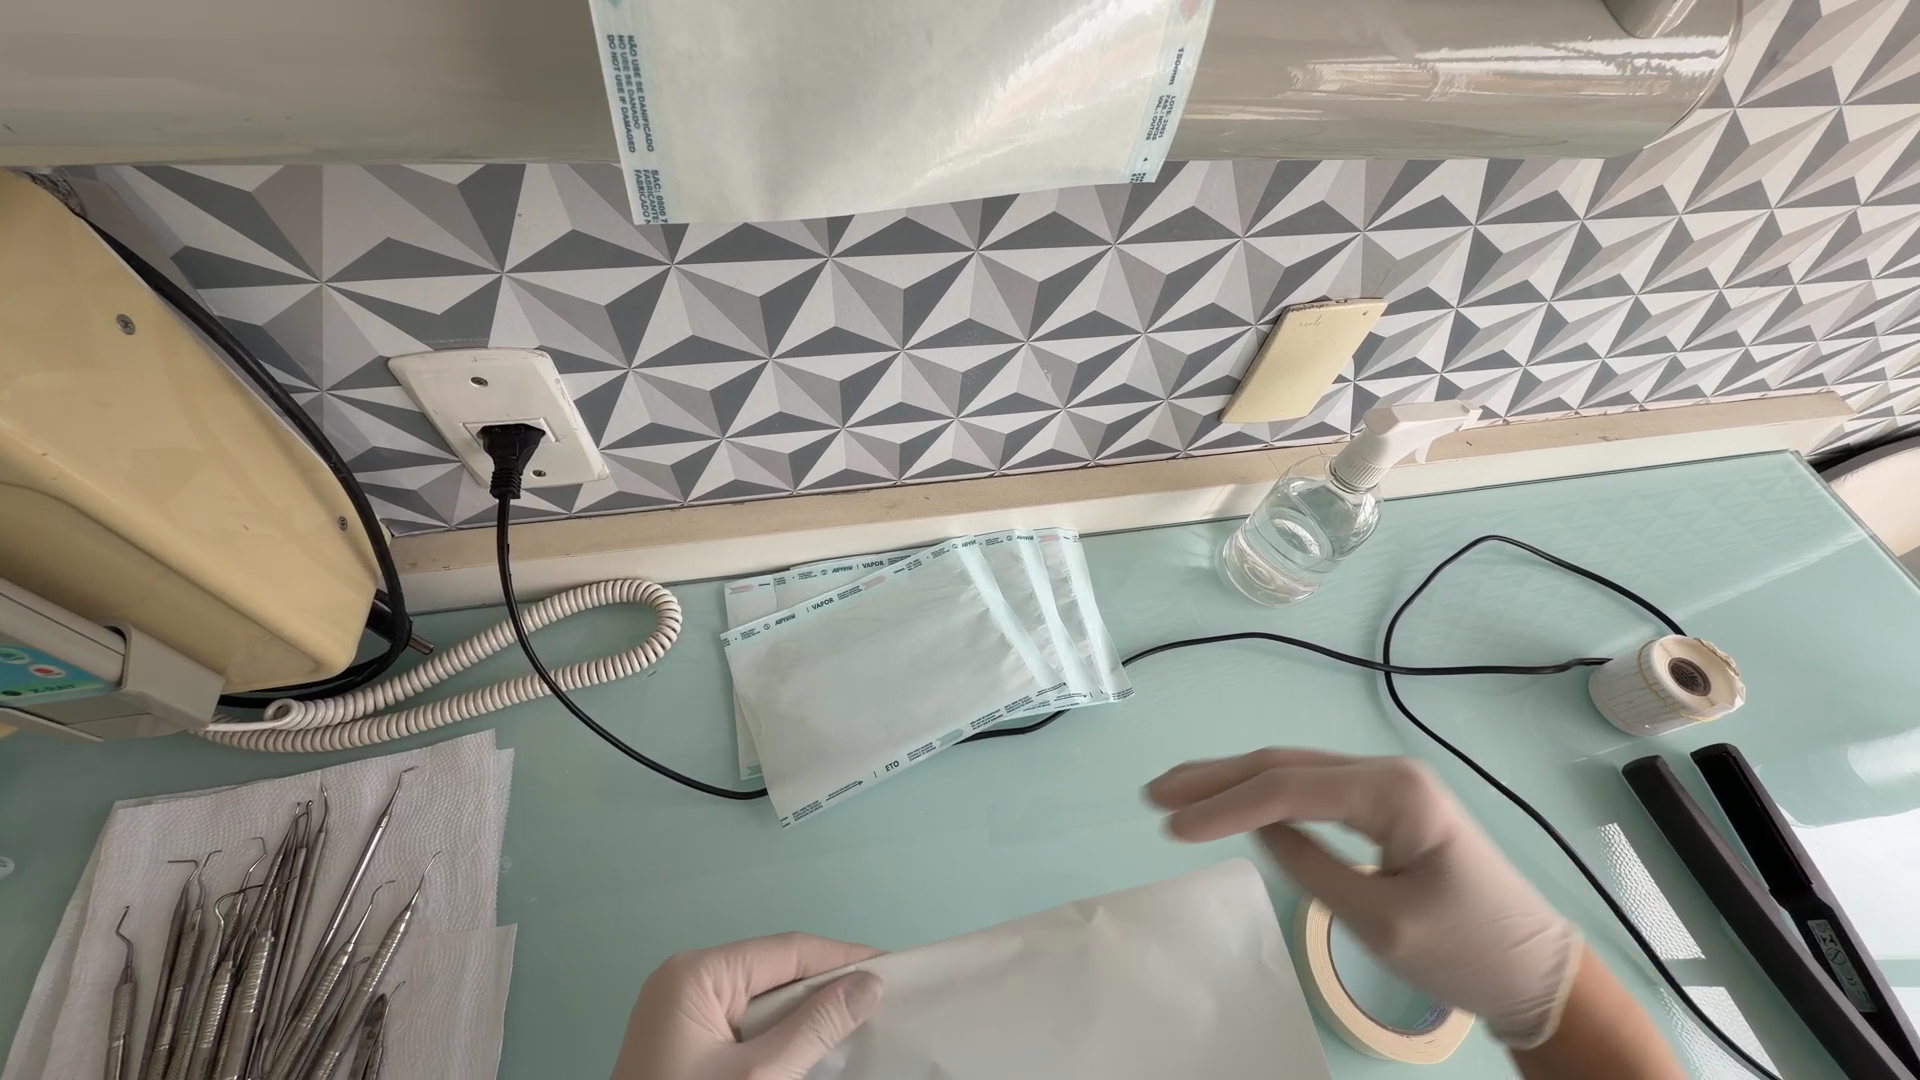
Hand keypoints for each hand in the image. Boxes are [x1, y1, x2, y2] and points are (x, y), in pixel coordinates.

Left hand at [610, 932, 884, 1079]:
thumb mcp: (759, 1078)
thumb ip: (815, 1026)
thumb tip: (869, 984)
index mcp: (696, 975)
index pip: (788, 951)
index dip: (843, 958)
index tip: (892, 967)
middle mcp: (687, 982)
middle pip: (777, 973)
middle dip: (827, 987)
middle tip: (881, 1000)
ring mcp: (683, 1014)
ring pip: (764, 1001)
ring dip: (807, 1014)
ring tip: (857, 1021)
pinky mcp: (686, 1045)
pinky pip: (746, 1026)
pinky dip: (781, 1036)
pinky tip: (813, 1046)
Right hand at [1147, 749, 1581, 1048]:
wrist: (1540, 974)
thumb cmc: (1469, 952)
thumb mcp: (1382, 922)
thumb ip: (1310, 866)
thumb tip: (1257, 828)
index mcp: (1394, 792)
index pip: (1288, 789)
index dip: (1223, 805)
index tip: (1171, 826)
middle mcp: (1385, 772)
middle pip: (1281, 766)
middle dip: (1213, 778)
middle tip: (1155, 792)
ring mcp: (1383, 784)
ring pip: (1289, 771)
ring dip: (1230, 780)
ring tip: (1175, 790)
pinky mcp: (1381, 803)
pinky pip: (1307, 789)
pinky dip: (1259, 793)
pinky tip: (1228, 797)